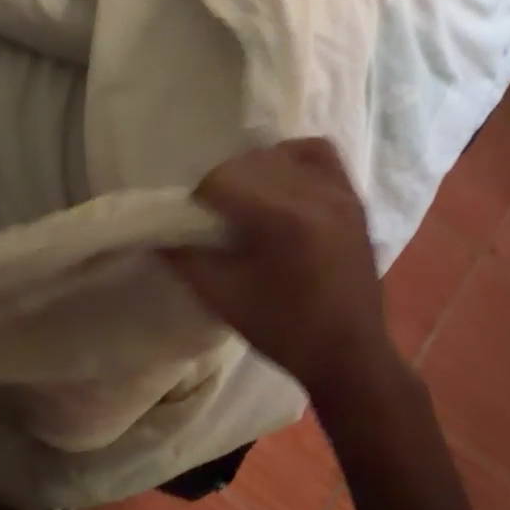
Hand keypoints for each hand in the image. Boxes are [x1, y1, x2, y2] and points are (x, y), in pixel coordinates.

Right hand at [164, 138, 391, 383]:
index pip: (223, 180)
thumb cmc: (283, 329)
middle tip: (217, 219)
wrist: (349, 355)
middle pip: (249, 163)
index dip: (200, 200)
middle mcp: (314, 195)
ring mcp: (338, 193)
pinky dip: (294, 159)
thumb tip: (156, 232)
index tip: (196, 225)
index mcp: (283, 220)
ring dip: (254, 171)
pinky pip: (318, 154)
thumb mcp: (223, 297)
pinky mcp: (352, 198)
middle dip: (224, 185)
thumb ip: (185, 258)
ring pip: (279, 155)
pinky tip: (281, 185)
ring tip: (249, 204)